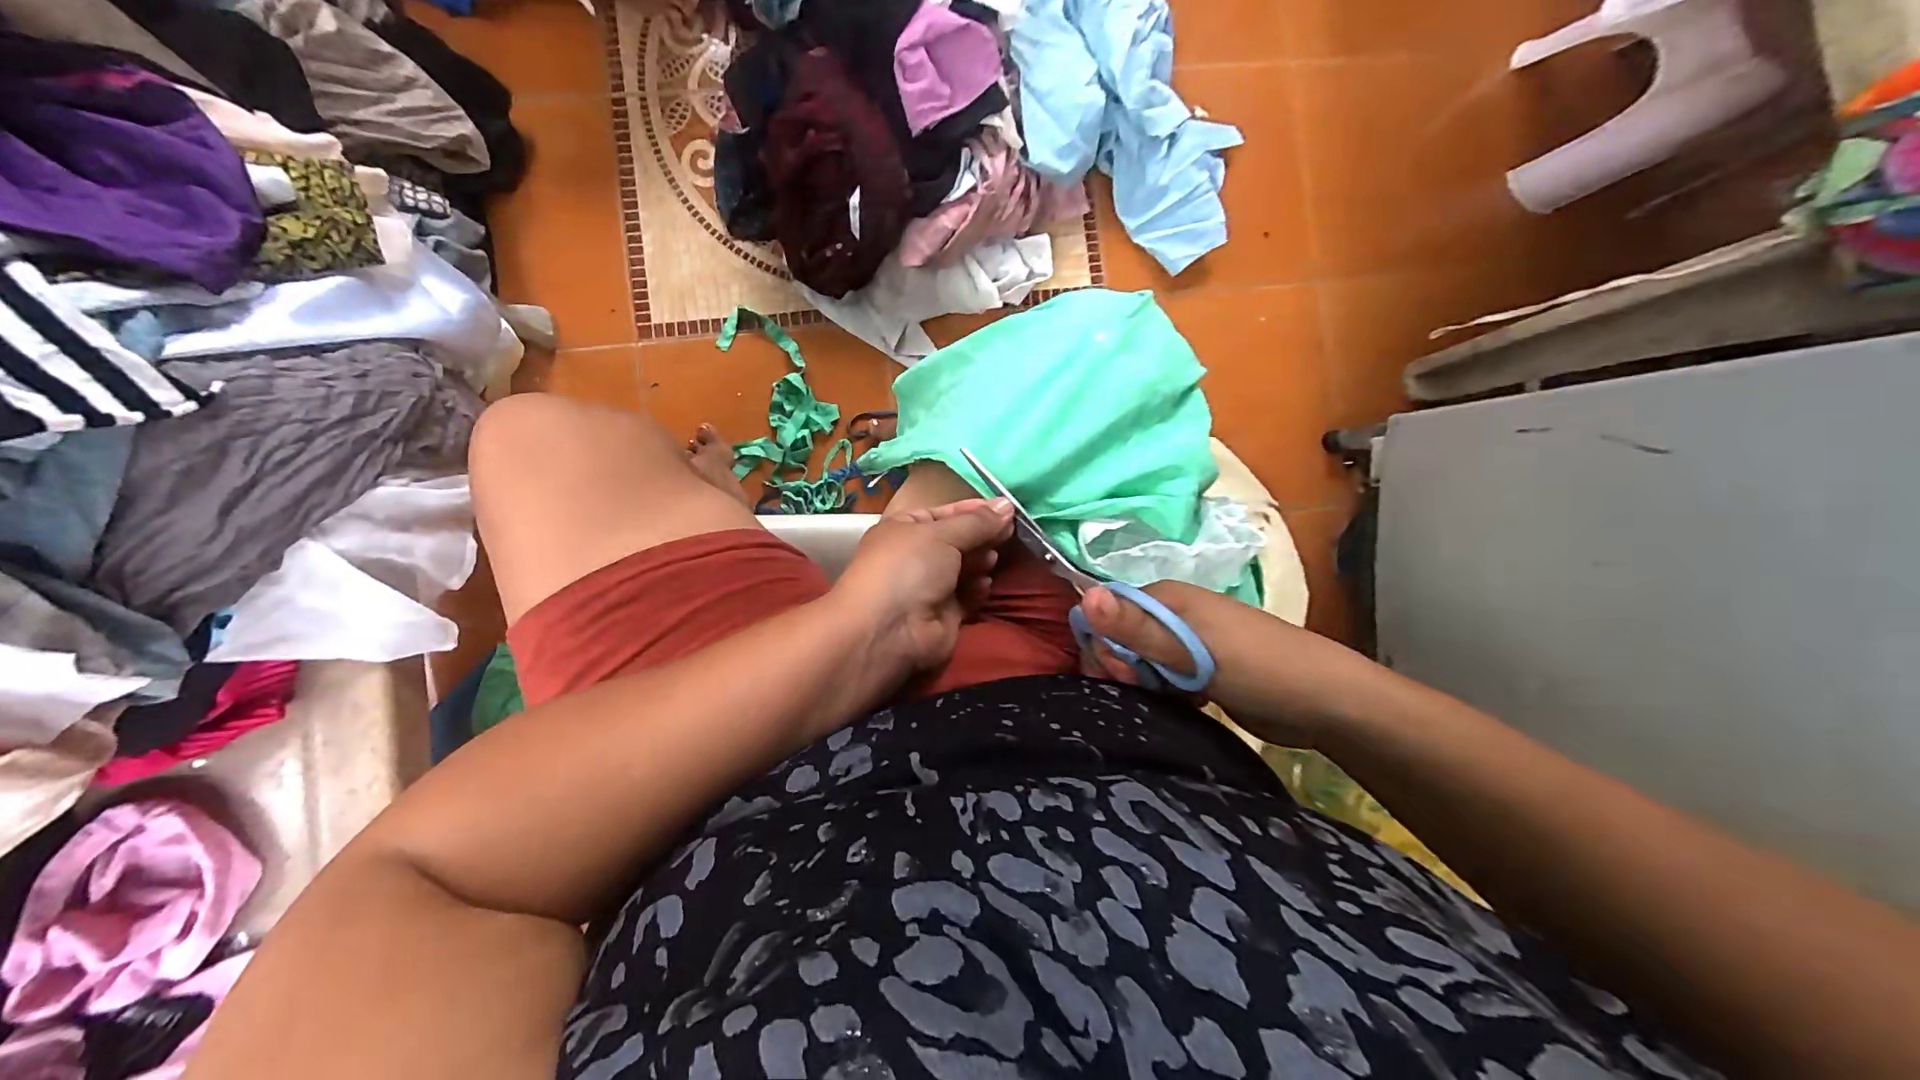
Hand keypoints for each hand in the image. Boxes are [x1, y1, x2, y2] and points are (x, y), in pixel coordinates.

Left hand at [829, 498, 1014, 680]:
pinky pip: (967, 596)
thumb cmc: (909, 567)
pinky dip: (977, 589)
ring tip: (992, 558)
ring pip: (965, 568)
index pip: (946, 512)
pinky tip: (984, 583)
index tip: (1007, 509)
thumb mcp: (942, 534)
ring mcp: (929, 586)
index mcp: (907, 528)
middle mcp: (917, 555)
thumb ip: (978, 522)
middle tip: (1010, 533)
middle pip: (959, 540)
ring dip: (981, 561)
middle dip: (983, 536)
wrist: (889, 629)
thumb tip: (1007, 505)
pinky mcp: (944, 614)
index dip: (975, 510)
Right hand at [1075, 580, 1390, 749]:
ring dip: (1142, 686)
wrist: (1327, 703)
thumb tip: (1084, 595)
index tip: (1120, 678)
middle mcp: (1174, 616)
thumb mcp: (1191, 650)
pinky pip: (1164, 681)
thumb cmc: (1258, 668)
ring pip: (1142, 663)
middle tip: (1146, 693)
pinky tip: (1175, 709)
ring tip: (1162, 704)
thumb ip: (1137, 629)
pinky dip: (1163, 695)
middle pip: (1122, 640)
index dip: (1104, 646)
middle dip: (1123, 669)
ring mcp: (1190, 645)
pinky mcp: (1201, 673)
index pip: (1108, 614)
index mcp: (1168, 598)